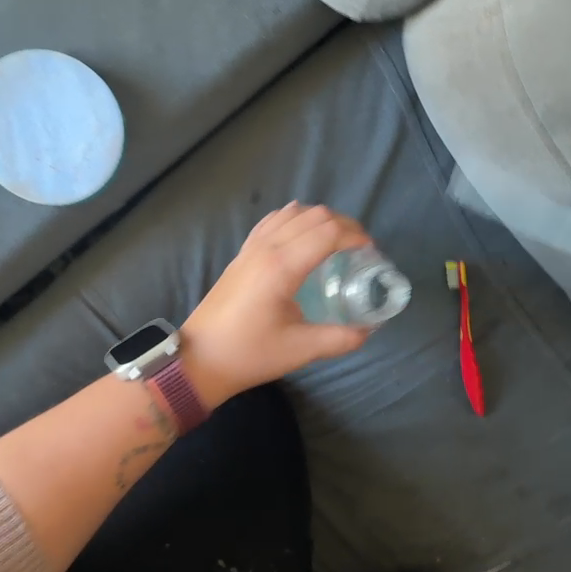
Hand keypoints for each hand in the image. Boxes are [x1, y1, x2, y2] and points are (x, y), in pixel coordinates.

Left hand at [181, 203, 375, 407]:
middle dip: (344, 225)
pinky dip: (295, 219)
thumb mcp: (301, 350)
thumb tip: (368, 330)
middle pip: (314, 215)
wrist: (200, 359)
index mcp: (282, 267)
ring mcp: (251, 248)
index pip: (328, 232)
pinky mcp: (242, 254)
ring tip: (337, 241)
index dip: (356, 237)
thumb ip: (340, 338)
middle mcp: (267, 248)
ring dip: (320, 219)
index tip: (371, 255)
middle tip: (361, 249)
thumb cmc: (249, 354)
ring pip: (292, 212)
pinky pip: (272, 221)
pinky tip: (302, 233)